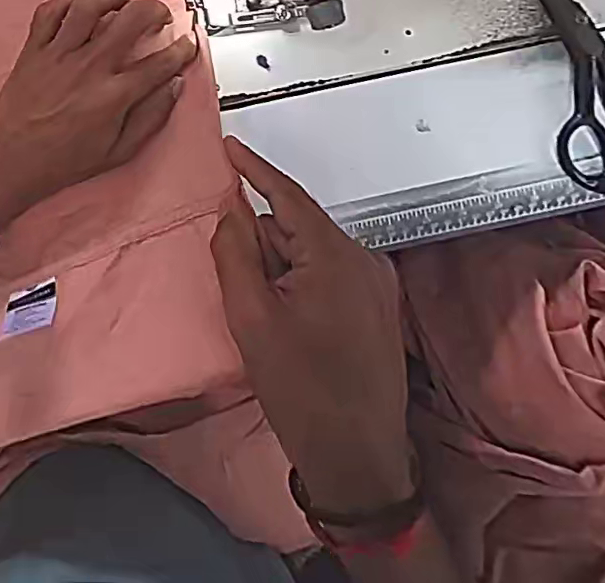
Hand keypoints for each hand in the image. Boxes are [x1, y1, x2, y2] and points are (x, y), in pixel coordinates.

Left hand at [0, 0, 198, 227]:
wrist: (12, 160)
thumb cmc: (62, 160)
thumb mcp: (118, 152)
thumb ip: (151, 118)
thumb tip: (172, 88)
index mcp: (113, 95)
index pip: (160, 62)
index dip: (181, 50)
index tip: (185, 45)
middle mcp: (89, 68)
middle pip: (131, 20)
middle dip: (154, 11)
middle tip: (158, 17)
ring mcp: (59, 54)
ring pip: (90, 6)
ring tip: (121, 5)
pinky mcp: (34, 50)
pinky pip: (50, 12)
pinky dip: (67, 3)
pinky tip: (78, 10)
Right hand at [212, 136, 413, 514]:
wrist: (357, 459)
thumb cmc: (302, 390)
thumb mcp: (251, 318)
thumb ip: (234, 253)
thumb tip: (232, 212)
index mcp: (334, 257)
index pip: (287, 196)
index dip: (254, 168)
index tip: (230, 145)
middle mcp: (362, 261)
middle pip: (296, 226)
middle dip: (260, 239)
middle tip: (235, 274)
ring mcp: (373, 284)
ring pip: (309, 250)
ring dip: (277, 264)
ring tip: (261, 310)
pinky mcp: (375, 305)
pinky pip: (325, 270)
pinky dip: (296, 277)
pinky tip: (282, 314)